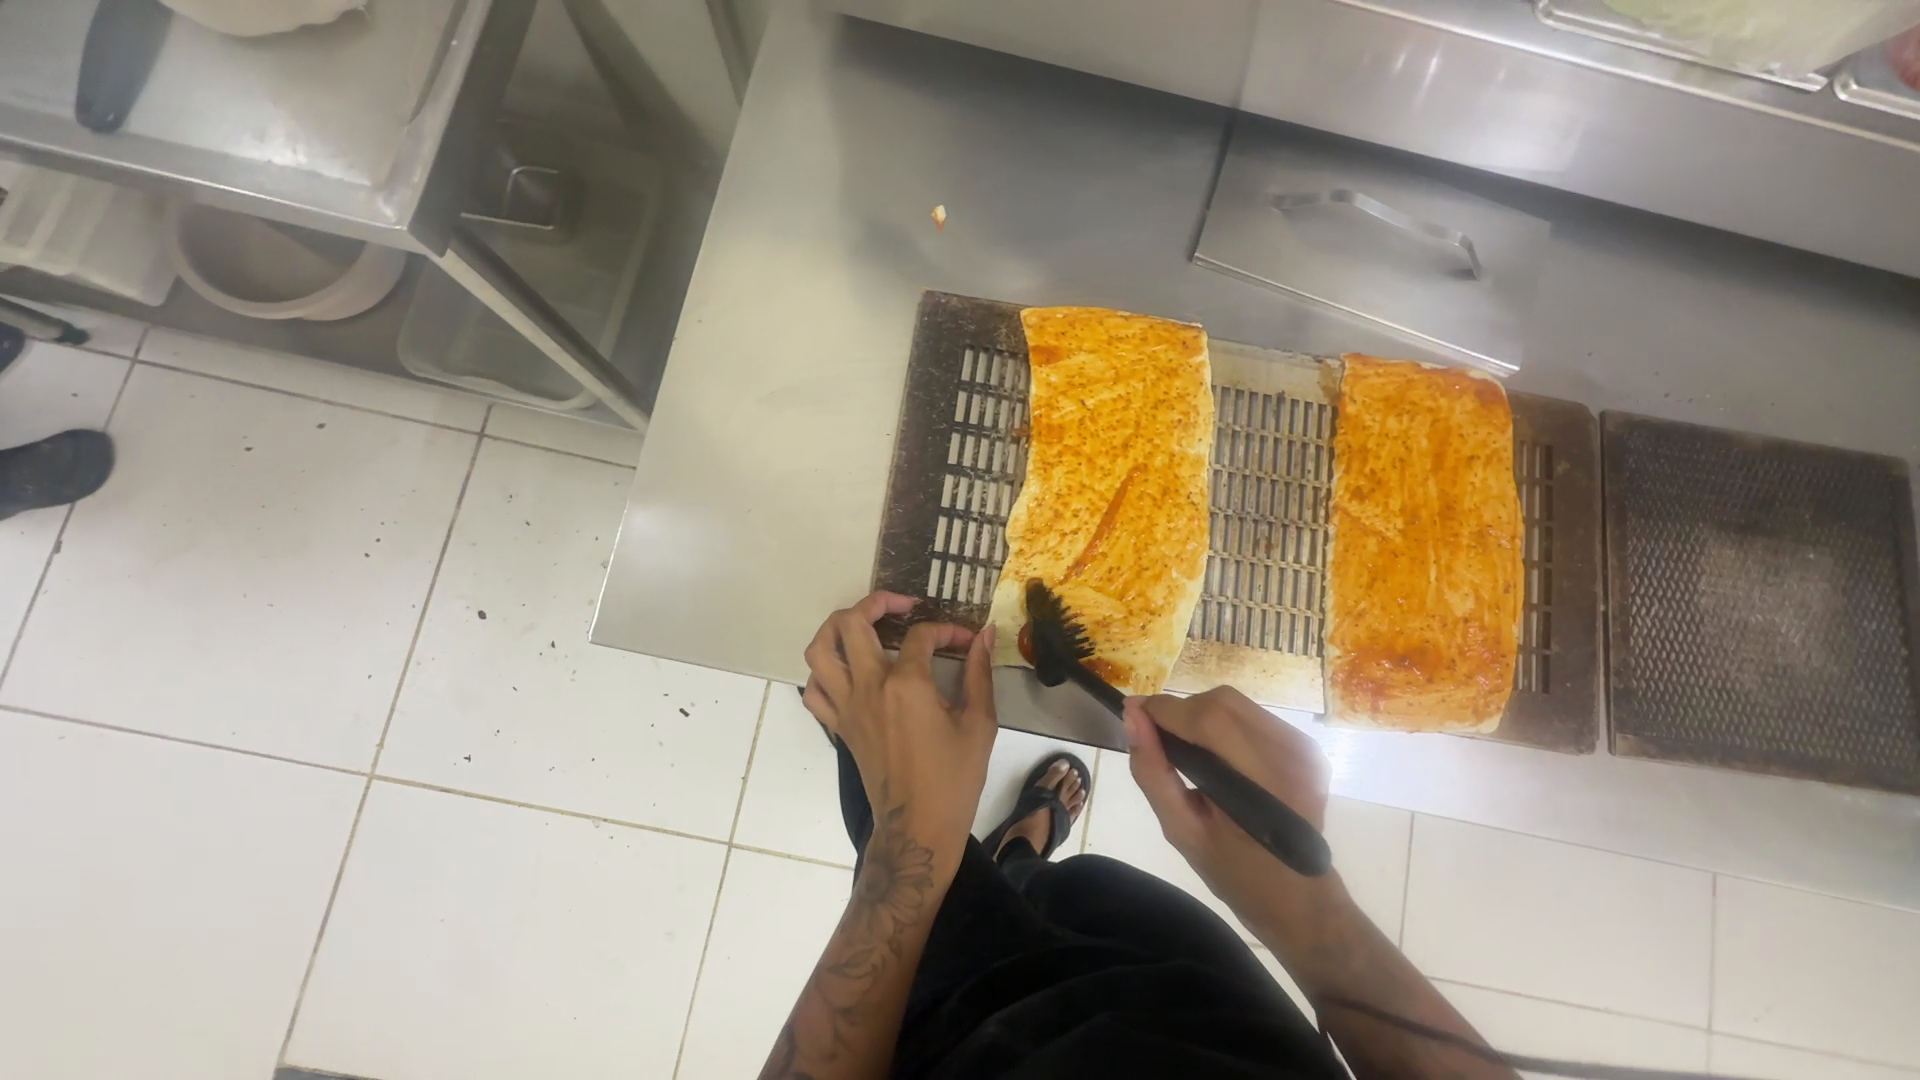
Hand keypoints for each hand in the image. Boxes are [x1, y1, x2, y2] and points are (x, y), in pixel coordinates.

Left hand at [802, 591, 997, 871]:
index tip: (966, 640)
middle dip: (876, 602)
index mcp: (906, 684)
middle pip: (851, 623)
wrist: (919, 826)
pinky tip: (849, 668)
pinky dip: (825, 671)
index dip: (947, 629)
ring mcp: (846, 706)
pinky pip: (814, 689)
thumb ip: (979, 672)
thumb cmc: (955, 777)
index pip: (921, 634)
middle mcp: (868, 687)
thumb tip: (985, 634)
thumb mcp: (979, 722)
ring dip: (837, 627)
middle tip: (902, 606)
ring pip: (819, 649)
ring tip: (863, 624)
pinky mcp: (838, 725)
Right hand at [1124, 687, 1334, 931]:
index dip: (1164, 709)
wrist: (1299, 898)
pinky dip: (1223, 723)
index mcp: (1264, 783)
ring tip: (1185, 746)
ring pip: (1236, 703)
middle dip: (1181, 711)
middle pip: (1221, 702)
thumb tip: (1132, 716)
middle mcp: (1291, 755)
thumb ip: (1153, 771)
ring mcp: (1305, 748)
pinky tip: (1215, 752)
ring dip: (1201, 714)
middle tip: (1159, 737)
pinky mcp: (1308, 746)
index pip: (1207, 718)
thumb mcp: (1181, 830)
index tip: (1133, 713)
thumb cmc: (1235, 873)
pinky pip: (1252, 715)